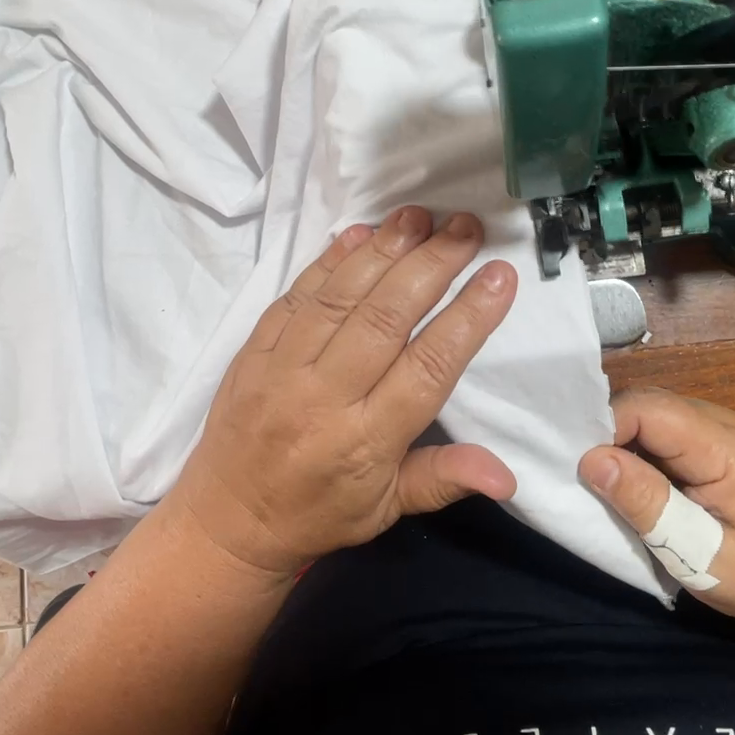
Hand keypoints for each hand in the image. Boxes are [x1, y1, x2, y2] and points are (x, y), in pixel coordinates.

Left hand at [170, 206, 519, 578]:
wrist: (226, 519)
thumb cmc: (318, 513)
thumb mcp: (386, 510)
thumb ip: (443, 479)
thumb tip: (508, 478)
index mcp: (365, 441)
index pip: (427, 369)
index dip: (467, 318)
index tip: (499, 275)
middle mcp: (323, 397)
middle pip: (384, 318)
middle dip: (431, 264)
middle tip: (466, 226)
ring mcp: (283, 368)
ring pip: (339, 297)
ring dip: (383, 250)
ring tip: (420, 215)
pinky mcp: (254, 350)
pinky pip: (294, 296)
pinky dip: (327, 261)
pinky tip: (360, 234)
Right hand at [579, 388, 734, 641]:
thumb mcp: (702, 557)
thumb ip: (650, 507)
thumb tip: (592, 461)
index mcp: (723, 448)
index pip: (648, 409)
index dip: (606, 428)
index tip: (581, 469)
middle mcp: (718, 421)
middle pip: (644, 402)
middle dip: (606, 432)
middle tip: (585, 477)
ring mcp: (714, 425)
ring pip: (647, 410)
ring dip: (618, 440)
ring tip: (603, 481)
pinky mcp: (706, 437)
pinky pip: (658, 426)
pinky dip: (634, 446)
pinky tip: (629, 480)